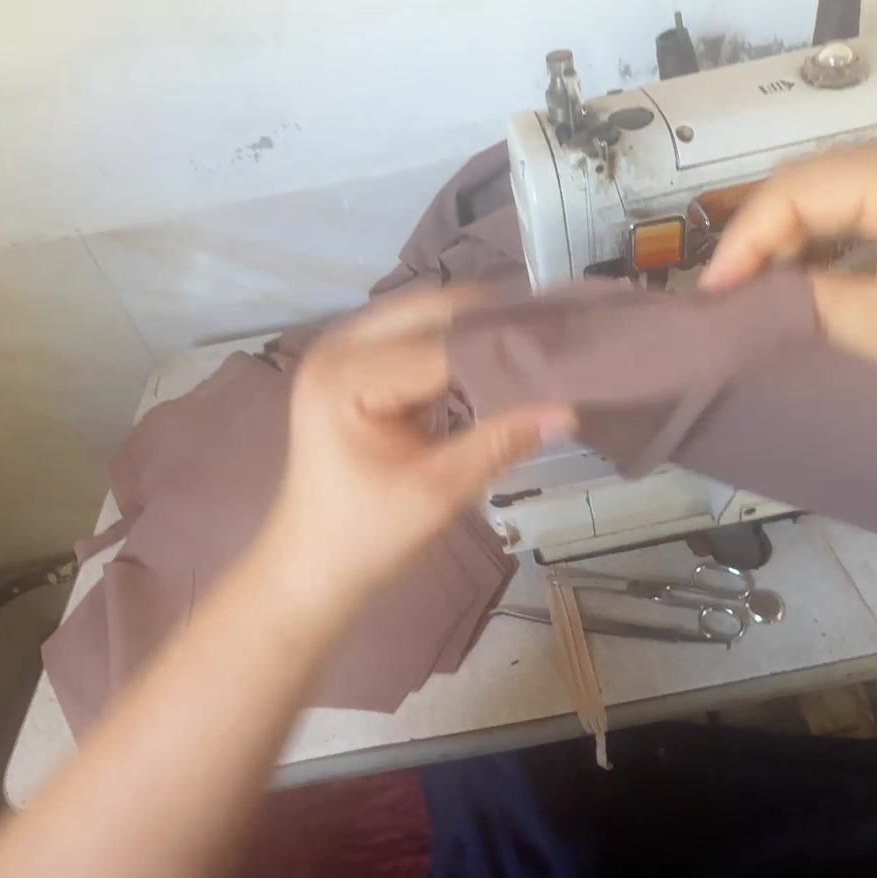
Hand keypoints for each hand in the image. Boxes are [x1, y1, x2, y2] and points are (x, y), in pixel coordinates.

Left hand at [253, 288, 573, 604]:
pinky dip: (452, 347)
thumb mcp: (439, 492)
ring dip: (471, 332)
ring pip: (422, 317)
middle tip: (548, 342)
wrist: (310, 566)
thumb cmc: (365, 537)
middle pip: (428, 310)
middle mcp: (337, 349)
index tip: (558, 353)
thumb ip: (499, 443)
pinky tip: (491, 366)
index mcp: (346, 378)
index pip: (439, 347)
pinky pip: (411, 337)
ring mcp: (340, 353)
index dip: (501, 350)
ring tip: (529, 351)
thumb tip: (566, 411)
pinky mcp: (352, 365)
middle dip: (488, 324)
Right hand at [701, 129, 876, 413]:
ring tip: (768, 293)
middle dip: (770, 241)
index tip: (713, 296)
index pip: (798, 186)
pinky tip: (822, 278)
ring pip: (848, 195)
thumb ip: (808, 300)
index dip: (744, 240)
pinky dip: (845, 242)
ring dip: (803, 242)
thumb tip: (748, 296)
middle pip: (821, 183)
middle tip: (735, 299)